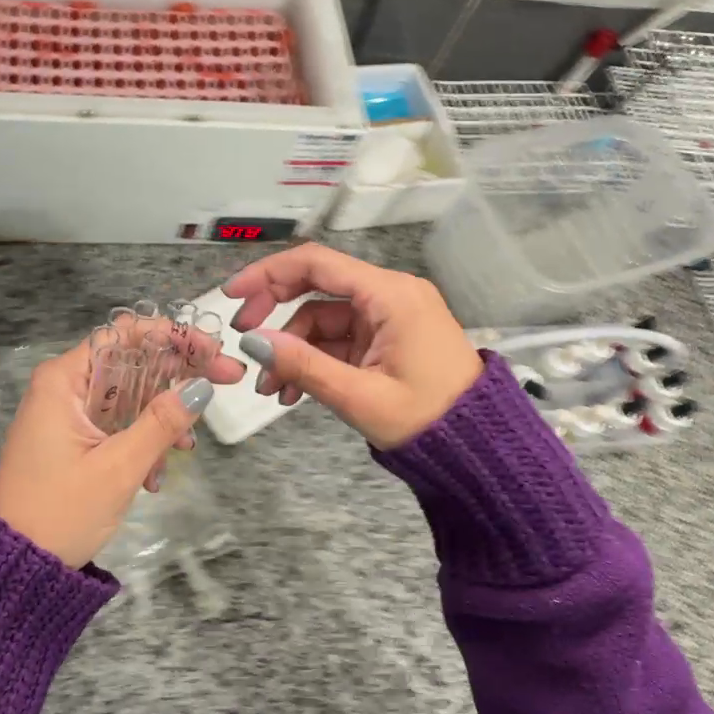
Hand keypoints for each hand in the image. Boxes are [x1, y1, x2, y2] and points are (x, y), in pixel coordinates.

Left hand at [0, 329, 245, 568]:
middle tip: (226, 382)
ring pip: (129, 397)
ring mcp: (67, 415)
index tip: (212, 350)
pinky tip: (157, 475)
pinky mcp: (73, 441)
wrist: (14, 568)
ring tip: (186, 448)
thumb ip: (161, 422)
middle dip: (177, 376)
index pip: (123, 335)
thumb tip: (201, 385)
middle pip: (132, 362)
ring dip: (162, 418)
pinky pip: (117, 425)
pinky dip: (142, 442)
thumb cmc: (60, 512)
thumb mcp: (118, 467)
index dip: (173, 336)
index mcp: (64, 380)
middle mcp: (64, 388)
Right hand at [223, 243, 482, 448]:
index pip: (315, 263)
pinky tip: (294, 392)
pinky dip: (314, 360)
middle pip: (316, 287)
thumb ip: (303, 365)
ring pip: (323, 319)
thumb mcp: (358, 396)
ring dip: (293, 350)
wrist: (481, 450)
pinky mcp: (388, 339)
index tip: (232, 296)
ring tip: (272, 391)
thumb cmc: (426, 420)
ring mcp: (389, 317)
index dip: (267, 274)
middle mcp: (390, 294)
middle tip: (244, 345)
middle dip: (275, 316)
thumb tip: (252, 342)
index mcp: (390, 294)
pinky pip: (339, 339)